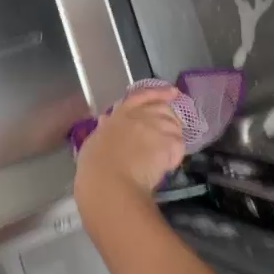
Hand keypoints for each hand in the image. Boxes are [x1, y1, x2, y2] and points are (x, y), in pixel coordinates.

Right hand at [74, 84, 185, 210]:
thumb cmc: (95, 164)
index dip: (157, 93)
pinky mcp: (168, 144)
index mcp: (120, 114)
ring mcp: (156, 128)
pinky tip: (167, 164)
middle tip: (169, 132)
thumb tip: (105, 120)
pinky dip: (175, 154)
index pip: (141, 96)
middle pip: (163, 110)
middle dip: (169, 118)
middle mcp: (140, 116)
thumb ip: (104, 128)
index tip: (171, 92)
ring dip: (173, 138)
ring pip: (174, 127)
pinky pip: (179, 145)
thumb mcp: (95, 140)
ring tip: (167, 153)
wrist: (110, 181)